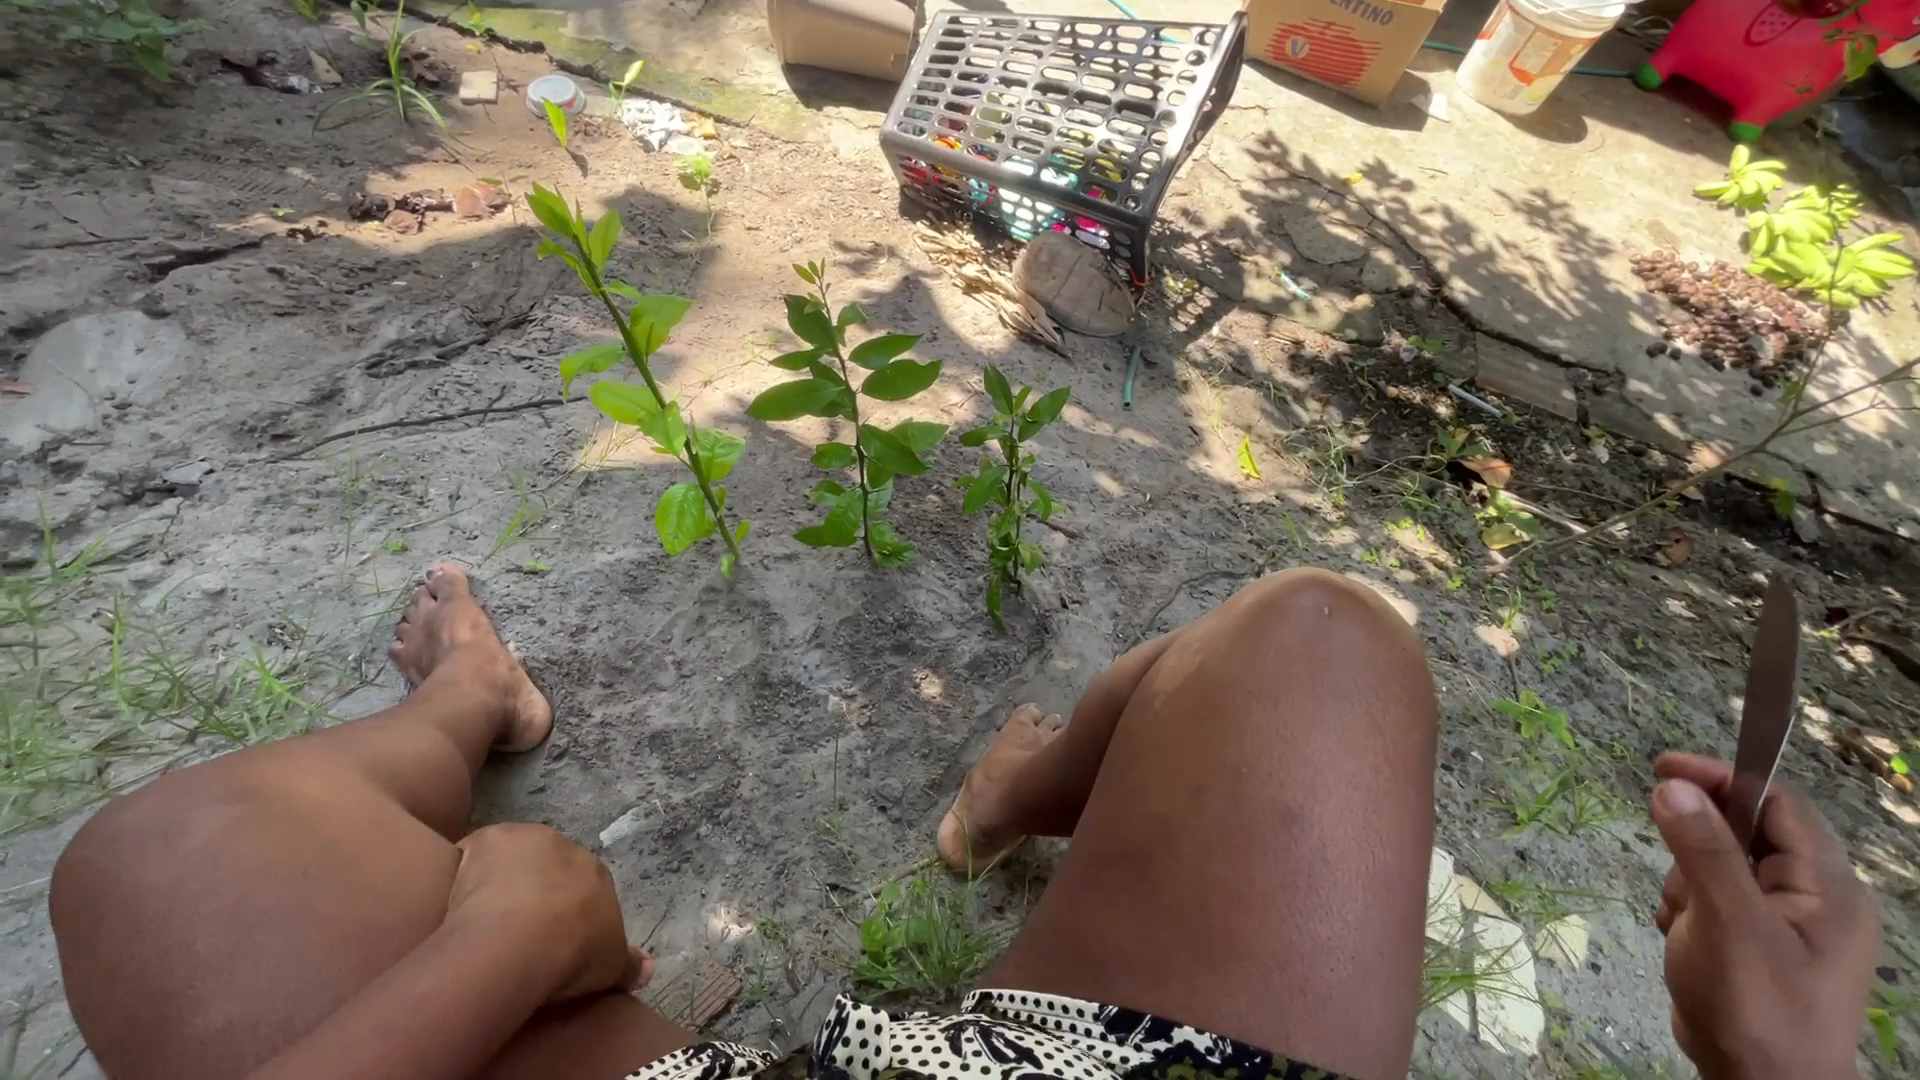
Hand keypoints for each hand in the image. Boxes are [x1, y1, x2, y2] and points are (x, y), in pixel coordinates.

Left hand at [447, 823, 649, 1002]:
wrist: (522, 941)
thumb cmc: (573, 951)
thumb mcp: (609, 966)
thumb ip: (628, 965)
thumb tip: (648, 970)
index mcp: (597, 872)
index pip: (581, 884)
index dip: (564, 909)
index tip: (548, 935)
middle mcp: (569, 848)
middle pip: (547, 866)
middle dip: (534, 889)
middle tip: (513, 927)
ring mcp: (530, 840)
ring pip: (511, 857)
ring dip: (500, 877)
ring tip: (480, 915)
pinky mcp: (491, 839)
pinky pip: (473, 853)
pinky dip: (464, 871)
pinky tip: (454, 899)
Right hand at [1651, 753, 1878, 1079]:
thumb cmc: (1755, 1003)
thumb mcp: (1726, 922)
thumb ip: (1702, 850)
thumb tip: (1673, 785)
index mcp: (1829, 890)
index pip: (1779, 805)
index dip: (1723, 779)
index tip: (1661, 768)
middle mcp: (1817, 899)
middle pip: (1745, 832)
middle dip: (1696, 847)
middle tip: (1679, 883)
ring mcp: (1789, 921)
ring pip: (1720, 863)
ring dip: (1687, 880)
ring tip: (1683, 921)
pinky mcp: (1759, 938)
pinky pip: (1712, 893)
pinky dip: (1687, 903)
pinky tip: (1683, 934)